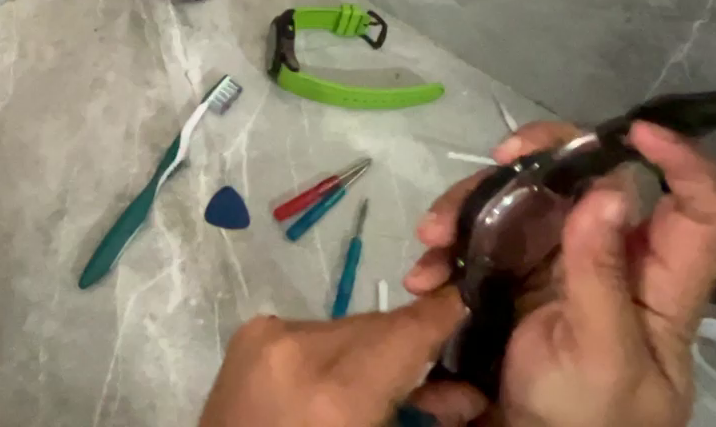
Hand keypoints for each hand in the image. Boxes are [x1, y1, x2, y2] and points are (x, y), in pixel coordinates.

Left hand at [200, 287, 487, 426]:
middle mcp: (299, 348)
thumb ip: (423, 421)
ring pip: (342, 327)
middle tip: (440, 374)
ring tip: (379, 389)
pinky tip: (333, 385)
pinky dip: (330, 352)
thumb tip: (466, 393)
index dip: (441, 317)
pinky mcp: (247, 335)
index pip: (402, 334)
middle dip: (408, 346)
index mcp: (336, 393)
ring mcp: (266, 336)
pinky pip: (308, 332)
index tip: (468, 301)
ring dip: (367, 350)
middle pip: (374, 328)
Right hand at [404, 121, 715, 426]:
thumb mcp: (602, 355)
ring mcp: (558, 258)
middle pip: (594, 177)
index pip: (703, 213)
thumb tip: (611, 191)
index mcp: (660, 285)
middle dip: (542, 154)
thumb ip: (602, 276)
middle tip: (498, 156)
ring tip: (432, 236)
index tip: (636, 134)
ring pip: (524, 195)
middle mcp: (611, 256)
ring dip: (471, 204)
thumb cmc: (586, 417)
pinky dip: (447, 243)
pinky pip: (480, 230)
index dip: (685, 166)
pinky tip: (425, 272)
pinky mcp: (512, 268)